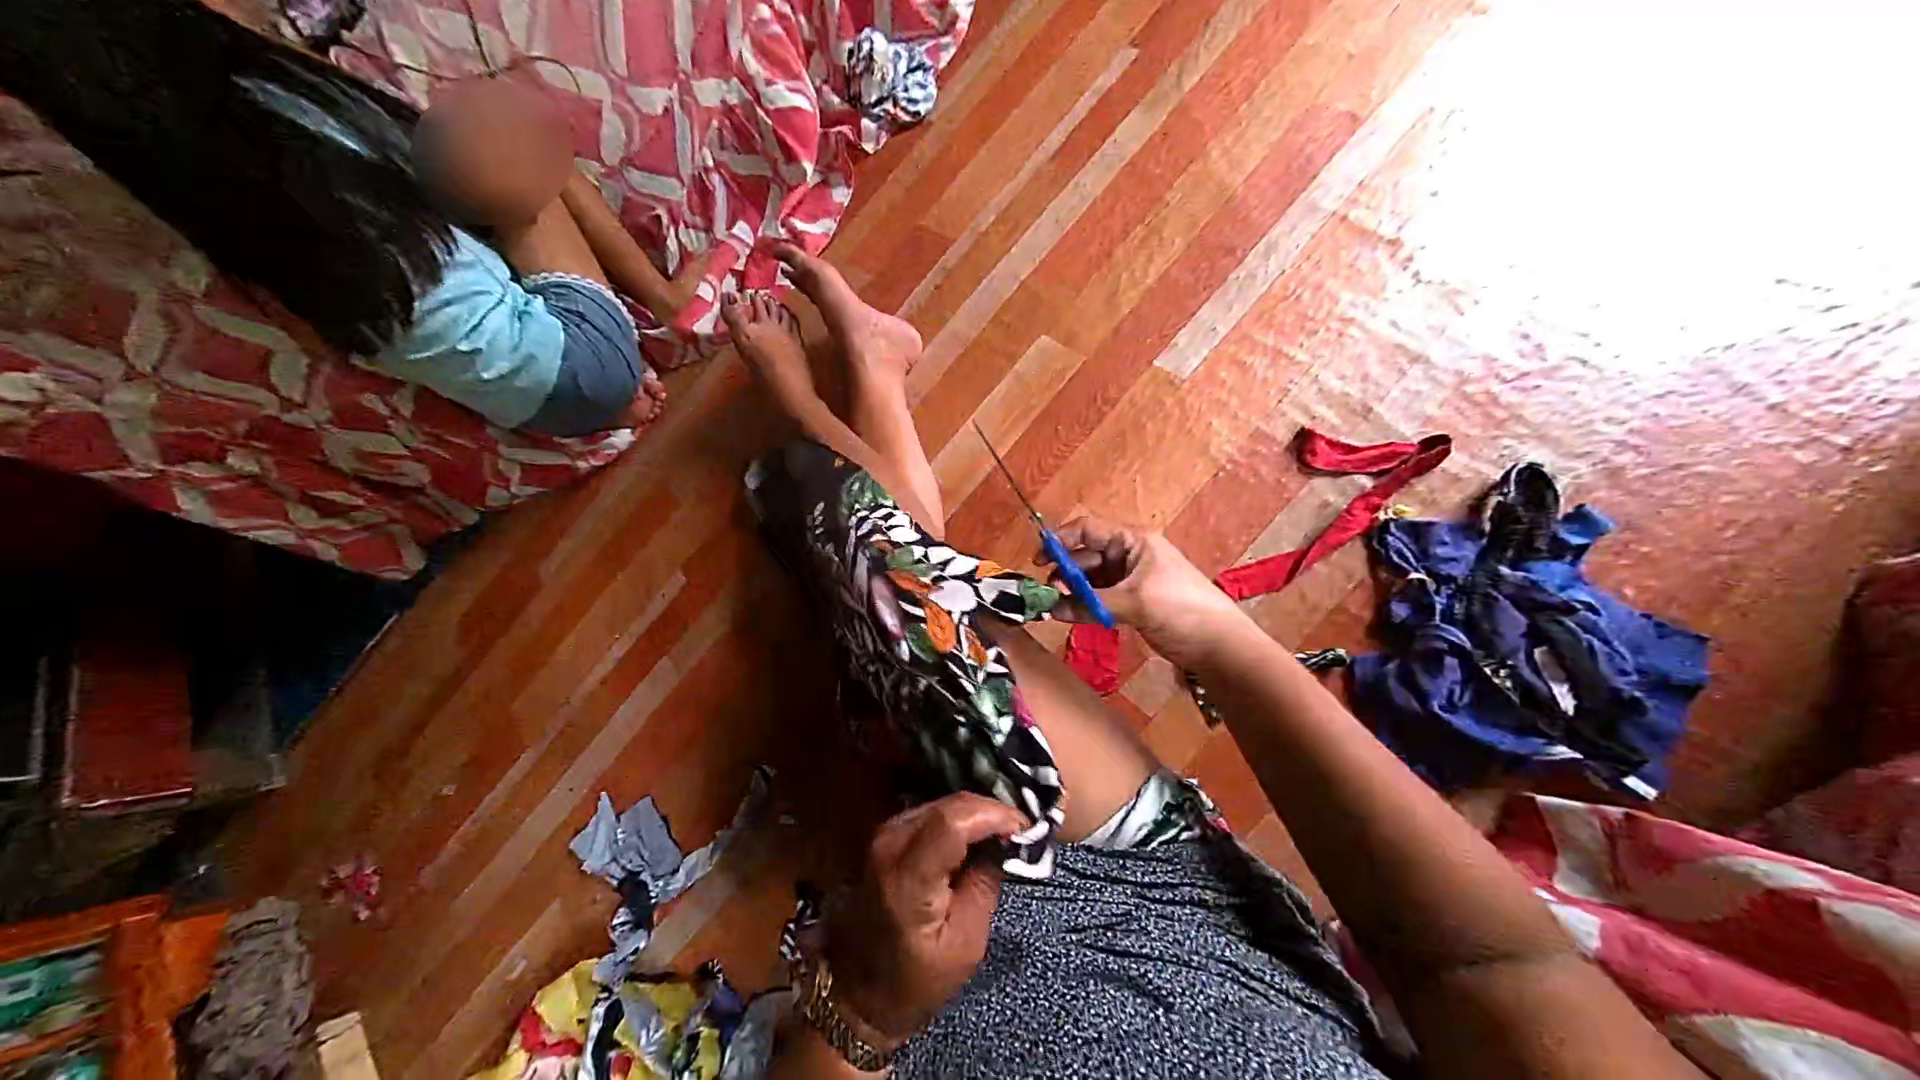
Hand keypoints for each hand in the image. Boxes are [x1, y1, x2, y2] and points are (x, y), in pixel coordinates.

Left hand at [824, 794, 1027, 1049]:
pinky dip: (957, 819)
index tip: (1024, 828)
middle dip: (989, 811)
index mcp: (907, 878)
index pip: (953, 821)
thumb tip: (1005, 843)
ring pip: (940, 805)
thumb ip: (985, 883)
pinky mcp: (883, 837)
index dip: (993, 815)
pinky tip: (975, 837)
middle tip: (1020, 830)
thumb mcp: (965, 942)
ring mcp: (883, 837)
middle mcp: (890, 845)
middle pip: (948, 806)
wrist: (858, 989)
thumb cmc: (915, 978)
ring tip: (1002, 834)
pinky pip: (929, 813)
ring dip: (974, 814)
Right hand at [1041, 516, 1251, 670]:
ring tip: (1055, 607)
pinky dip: (1083, 606)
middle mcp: (1128, 556)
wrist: (1218, 644)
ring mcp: (1128, 581)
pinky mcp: (1130, 603)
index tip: (1038, 559)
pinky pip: (1098, 600)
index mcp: (1133, 542)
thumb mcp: (1135, 601)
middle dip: (1064, 572)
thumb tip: (1052, 608)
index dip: (1061, 540)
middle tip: (1048, 593)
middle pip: (1085, 556)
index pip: (1088, 529)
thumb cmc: (1180, 608)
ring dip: (1072, 592)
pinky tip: (1067, 616)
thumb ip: (1091, 603)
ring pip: (1089, 580)